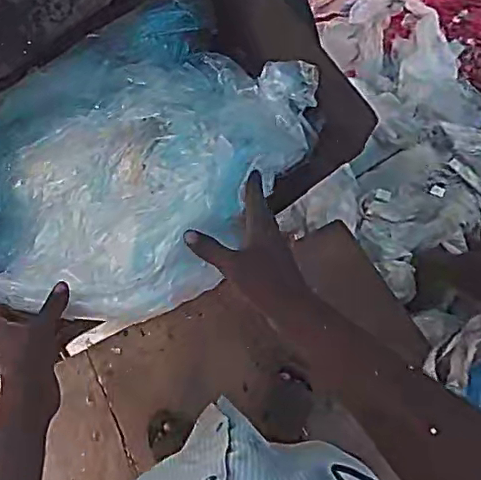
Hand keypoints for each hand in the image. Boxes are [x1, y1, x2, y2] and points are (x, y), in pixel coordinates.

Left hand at [0, 282, 70, 428]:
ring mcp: (25, 355)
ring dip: (51, 326)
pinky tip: (74, 331)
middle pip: (20, 324)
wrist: (33, 397)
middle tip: (47, 299)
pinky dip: (60, 338)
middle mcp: (11, 343)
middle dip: (33, 313)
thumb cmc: (28, 359)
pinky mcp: (39, 366)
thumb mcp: (42, 326)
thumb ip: (52, 306)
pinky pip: (51, 346)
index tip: (15, 294)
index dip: (5, 305)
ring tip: (66, 312)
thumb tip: (61, 286)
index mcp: (2, 331)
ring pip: (38, 335)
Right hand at [184, 171, 319, 329]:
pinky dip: (252, 237)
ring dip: (253, 219)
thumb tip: (188, 233)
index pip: (256, 200)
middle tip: (244, 189)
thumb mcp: (232, 265)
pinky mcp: (277, 265)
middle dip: (253, 200)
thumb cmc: (264, 282)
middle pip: (261, 212)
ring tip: (240, 213)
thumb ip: (210, 249)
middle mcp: (271, 235)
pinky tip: (245, 244)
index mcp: (261, 228)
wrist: (292, 308)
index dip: (253, 186)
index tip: (253, 171)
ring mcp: (276, 250)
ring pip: (263, 228)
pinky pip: (262, 243)